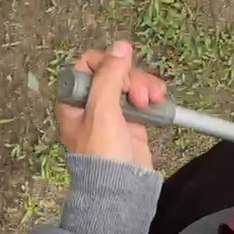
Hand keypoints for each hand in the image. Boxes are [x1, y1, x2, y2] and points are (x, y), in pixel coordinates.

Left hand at [54, 40, 166, 169]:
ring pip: (131, 83)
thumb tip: (121, 46)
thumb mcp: (102, 110)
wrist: (121, 188)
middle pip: (114, 72)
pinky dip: (152, 97)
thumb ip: (110, 76)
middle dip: (131, 79)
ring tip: (153, 100)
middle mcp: (91, 103)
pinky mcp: (132, 120)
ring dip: (145, 86)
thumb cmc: (103, 152)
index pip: (88, 65)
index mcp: (74, 99)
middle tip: (139, 96)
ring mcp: (113, 112)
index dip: (108, 65)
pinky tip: (159, 102)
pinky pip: (142, 98)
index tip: (120, 77)